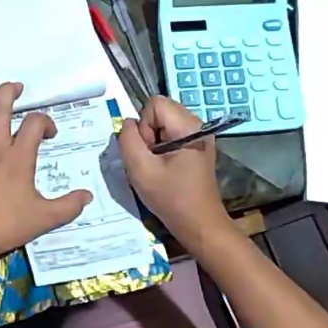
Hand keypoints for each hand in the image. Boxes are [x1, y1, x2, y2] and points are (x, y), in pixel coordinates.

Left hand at [0, 81, 91, 266]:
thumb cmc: (6, 226)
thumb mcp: (45, 219)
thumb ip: (69, 206)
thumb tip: (88, 196)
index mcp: (18, 159)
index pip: (33, 125)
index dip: (45, 122)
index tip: (50, 134)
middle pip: (0, 111)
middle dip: (8, 94)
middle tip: (15, 86)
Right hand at [118, 95, 231, 248]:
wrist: (200, 224)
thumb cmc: (172, 199)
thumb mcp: (140, 170)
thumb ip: (128, 140)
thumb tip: (128, 124)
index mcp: (189, 126)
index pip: (154, 104)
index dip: (144, 126)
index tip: (149, 153)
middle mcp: (197, 125)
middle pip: (159, 111)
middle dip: (148, 133)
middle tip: (152, 161)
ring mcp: (199, 136)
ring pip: (163, 124)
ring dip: (153, 143)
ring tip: (159, 167)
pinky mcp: (197, 147)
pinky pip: (171, 135)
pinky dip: (162, 149)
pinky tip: (165, 169)